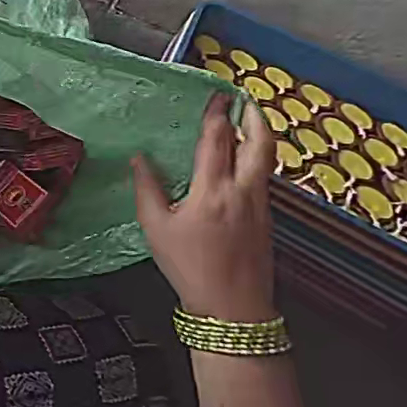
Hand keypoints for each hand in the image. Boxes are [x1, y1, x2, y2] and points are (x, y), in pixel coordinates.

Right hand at [131, 93, 277, 321]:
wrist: (234, 310)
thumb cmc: (190, 267)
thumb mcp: (156, 228)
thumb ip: (147, 189)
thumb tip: (139, 159)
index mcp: (213, 190)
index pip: (218, 140)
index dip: (216, 114)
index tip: (216, 95)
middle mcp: (243, 190)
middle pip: (259, 143)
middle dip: (253, 116)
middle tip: (243, 99)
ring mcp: (260, 205)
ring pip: (266, 160)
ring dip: (258, 135)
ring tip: (246, 122)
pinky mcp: (267, 219)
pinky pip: (263, 177)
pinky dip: (256, 158)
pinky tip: (242, 161)